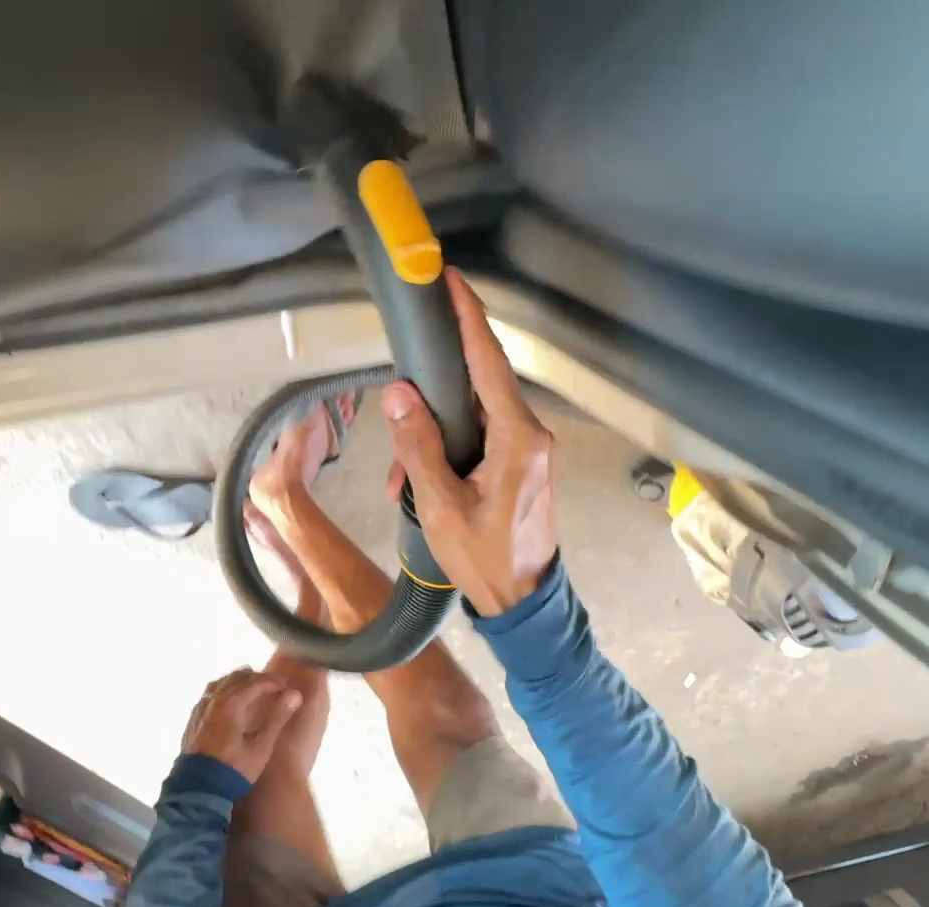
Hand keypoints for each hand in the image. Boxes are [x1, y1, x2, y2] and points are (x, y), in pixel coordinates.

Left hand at [180, 669, 303, 783]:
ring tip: (253, 688)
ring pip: (221, 682)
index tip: (288, 688)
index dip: (274, 682)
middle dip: (258, 678)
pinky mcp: (193, 719)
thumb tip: (294, 695)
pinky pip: (209, 694)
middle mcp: (213, 700)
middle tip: (274, 687)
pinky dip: (223, 690)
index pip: (256, 682)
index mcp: (231, 703)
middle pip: (237, 677)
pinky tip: (228, 700)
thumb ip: (276, 718)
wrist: (197, 791)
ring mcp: (200, 709)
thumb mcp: (260, 748)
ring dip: (239, 681)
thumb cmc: (233, 770)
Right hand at [382, 269, 557, 615]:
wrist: (524, 602)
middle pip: (477, 385)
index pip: (489, 362)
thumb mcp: (442, 506)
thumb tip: (399, 393)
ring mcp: (527, 449)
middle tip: (400, 390)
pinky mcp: (520, 464)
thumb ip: (418, 447)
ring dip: (432, 435)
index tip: (450, 280)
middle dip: (432, 391)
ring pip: (472, 416)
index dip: (468, 318)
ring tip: (401, 476)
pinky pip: (478, 440)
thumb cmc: (485, 559)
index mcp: (518, 437)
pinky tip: (417, 484)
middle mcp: (530, 433)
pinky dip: (446, 452)